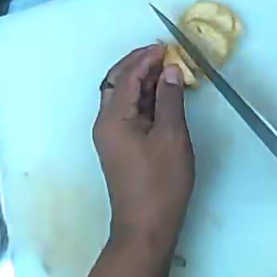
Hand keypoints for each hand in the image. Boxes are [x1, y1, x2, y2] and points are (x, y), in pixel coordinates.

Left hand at [94, 44, 192, 251]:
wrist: (145, 229)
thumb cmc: (160, 183)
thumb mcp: (171, 136)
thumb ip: (169, 98)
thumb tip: (170, 69)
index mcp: (113, 118)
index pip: (126, 75)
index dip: (146, 58)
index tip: (166, 46)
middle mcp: (105, 122)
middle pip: (118, 81)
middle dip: (139, 63)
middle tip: (165, 53)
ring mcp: (110, 134)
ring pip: (122, 95)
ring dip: (142, 79)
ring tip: (168, 68)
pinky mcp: (119, 144)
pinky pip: (128, 109)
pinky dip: (144, 96)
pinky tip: (162, 93)